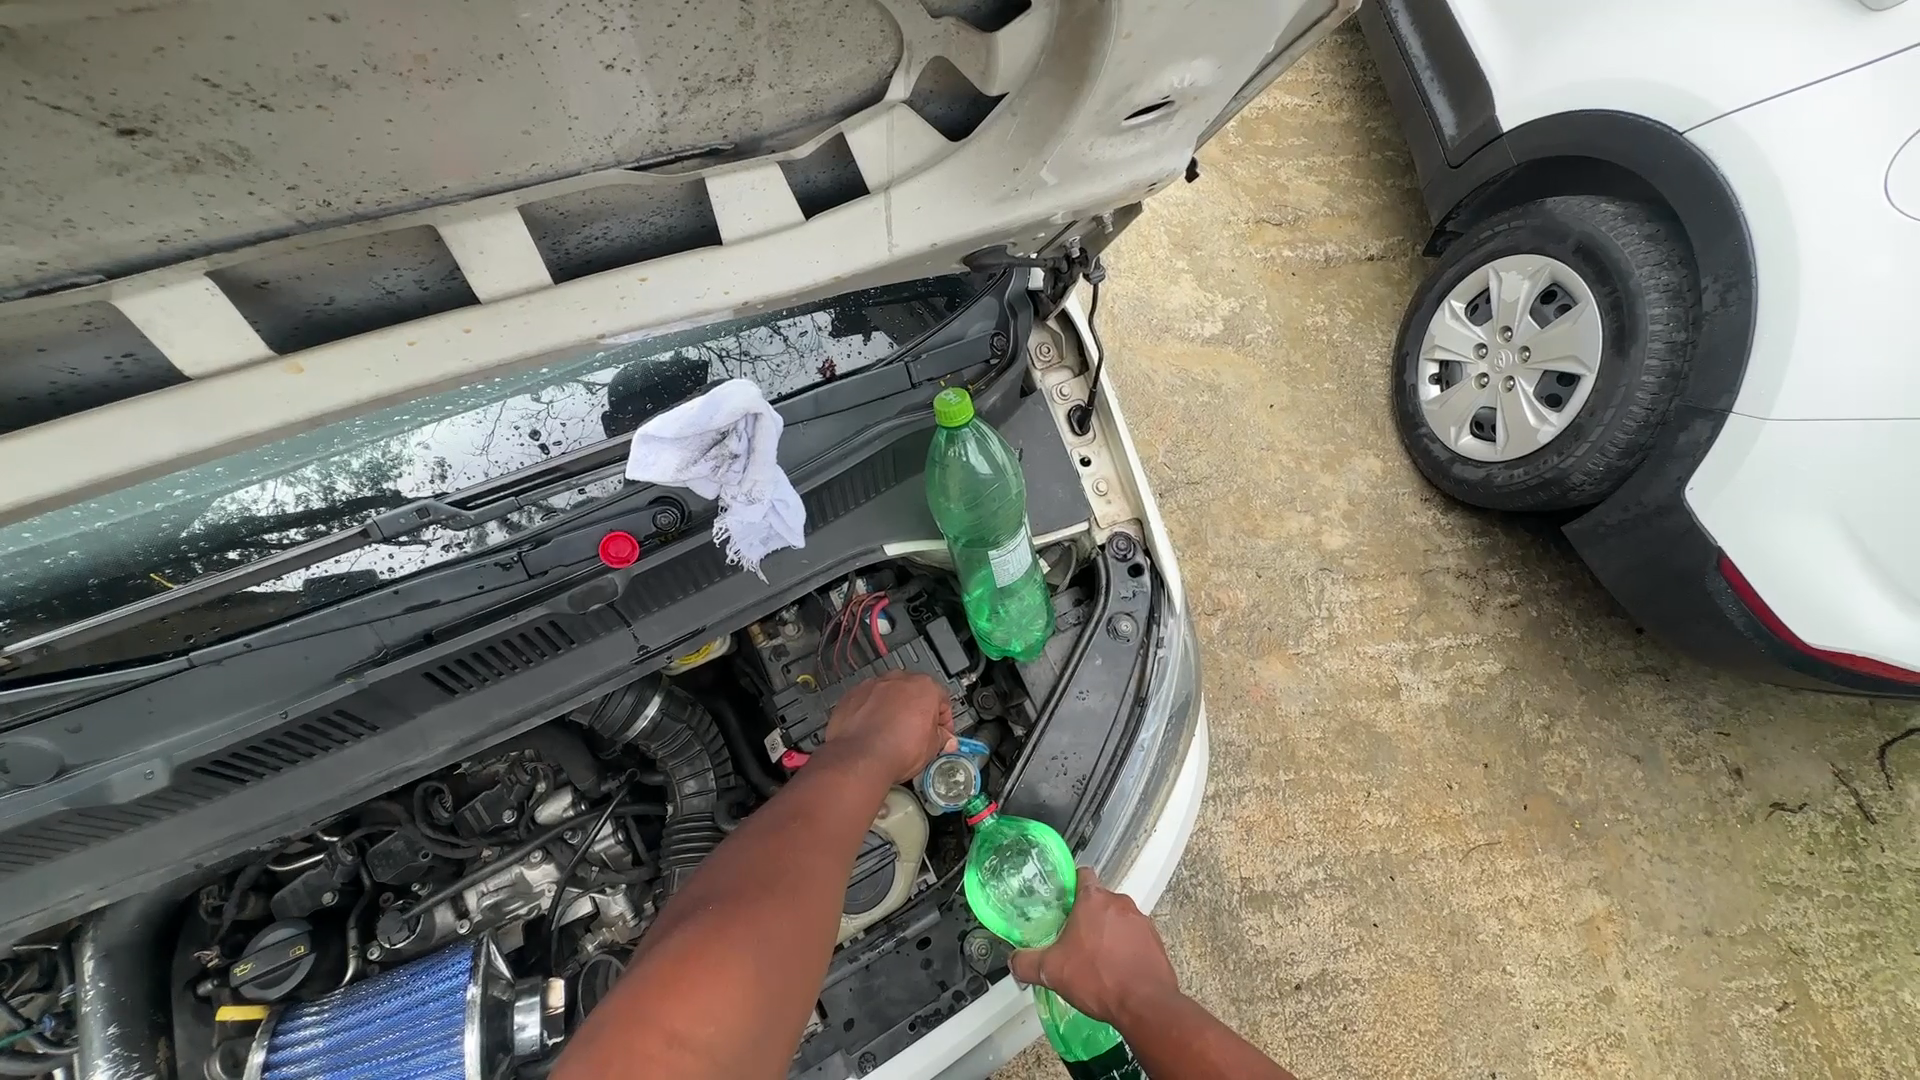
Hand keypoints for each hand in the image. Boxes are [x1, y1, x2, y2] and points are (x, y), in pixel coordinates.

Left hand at [820, 671, 956, 783]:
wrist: (860, 758)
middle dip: (917, 711)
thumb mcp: (931, 748)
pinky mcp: (853, 695)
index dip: (944, 720)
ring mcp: (874, 685)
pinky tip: (873, 733)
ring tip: (892, 735)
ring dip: (892, 710)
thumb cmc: (895, 749)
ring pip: (889, 695)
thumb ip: (941, 738)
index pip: (942, 699)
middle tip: (918, 734)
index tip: (941, 733)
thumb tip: (943, 739)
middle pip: (914, 693)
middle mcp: (899, 680)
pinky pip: (867, 701)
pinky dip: (870, 713)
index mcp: (925, 687)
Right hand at [1008, 868, 1179, 1025]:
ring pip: (1118, 918)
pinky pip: (1136, 937)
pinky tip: (1118, 970)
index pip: (1082, 874)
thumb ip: (1027, 963)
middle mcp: (1118, 902)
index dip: (1071, 884)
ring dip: (1109, 932)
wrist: (1145, 1005)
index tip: (1063, 902)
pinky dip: (1127, 948)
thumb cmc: (1099, 979)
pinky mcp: (1155, 940)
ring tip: (1097, 959)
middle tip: (1075, 938)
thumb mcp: (1052, 972)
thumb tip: (1014, 961)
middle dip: (1088, 916)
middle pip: (1099, 899)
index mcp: (1092, 899)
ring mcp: (1140, 920)